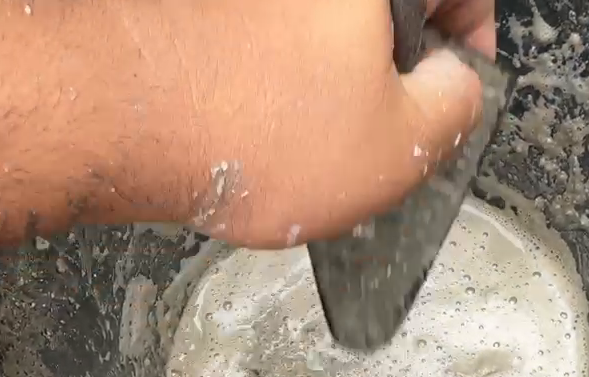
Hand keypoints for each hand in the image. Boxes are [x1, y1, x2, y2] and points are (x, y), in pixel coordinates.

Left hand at [116, 0, 494, 245]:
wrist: (118, 115)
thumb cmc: (252, 131)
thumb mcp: (395, 150)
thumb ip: (456, 111)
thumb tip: (456, 89)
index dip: (469, 45)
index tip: (456, 90)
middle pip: (384, 10)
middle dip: (389, 69)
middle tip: (374, 136)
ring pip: (320, 27)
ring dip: (326, 79)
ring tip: (302, 144)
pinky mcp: (204, 8)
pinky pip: (260, 36)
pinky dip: (270, 76)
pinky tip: (255, 125)